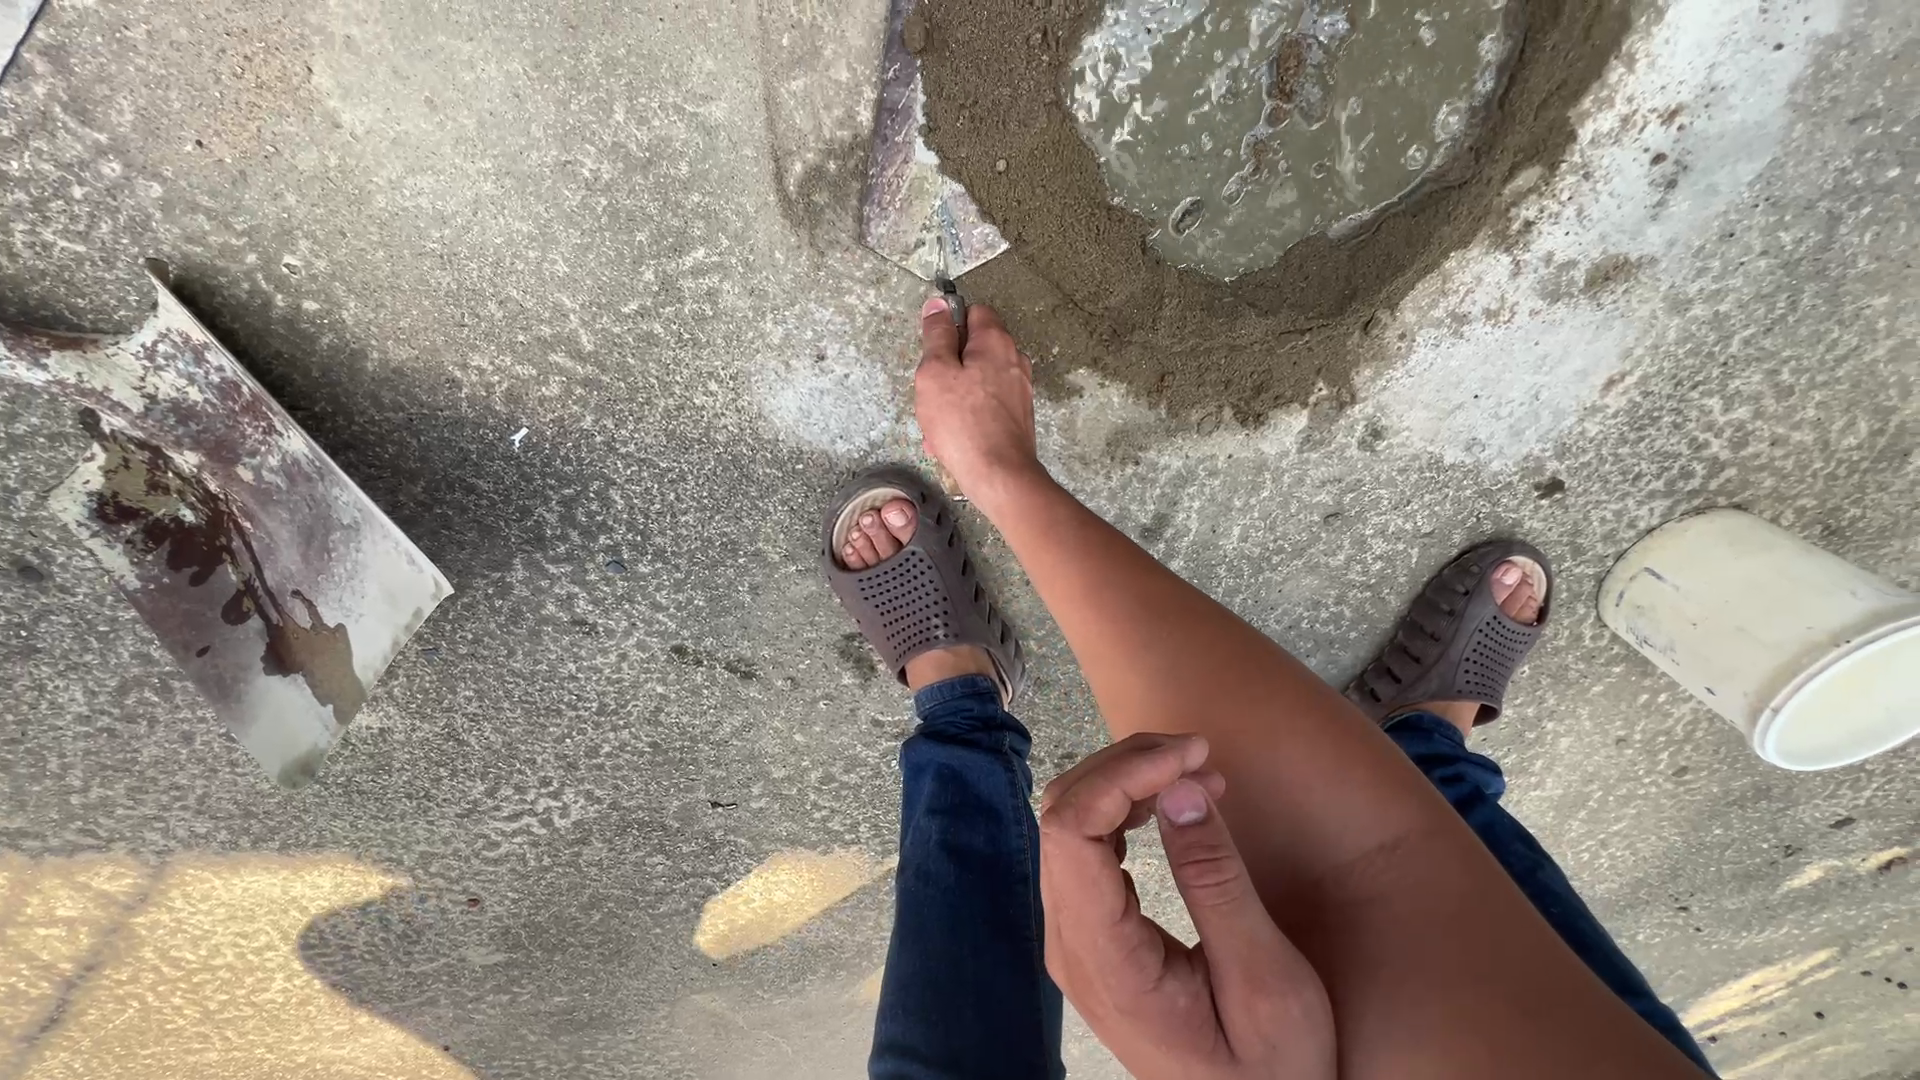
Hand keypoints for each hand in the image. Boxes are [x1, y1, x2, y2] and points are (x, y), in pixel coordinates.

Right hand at [915, 297, 1043, 504]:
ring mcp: (1020, 390)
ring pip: (978, 380)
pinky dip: (969, 415)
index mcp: (995, 341)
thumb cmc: (963, 424)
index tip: (933, 347)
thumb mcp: (935, 372)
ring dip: (955, 395)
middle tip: (933, 389)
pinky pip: (986, 406)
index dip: (949, 325)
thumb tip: (937, 305)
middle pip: (976, 348)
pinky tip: (953, 438)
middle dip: (950, 366)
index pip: (973, 311)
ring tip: (939, 422)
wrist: (999, 475)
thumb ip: (937, 335)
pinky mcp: (1018, 416)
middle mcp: (1015, 360)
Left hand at [1039, 733, 1335, 1079]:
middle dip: (1127, 765)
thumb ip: (1216, 883)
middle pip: (1064, 813)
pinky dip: (1128, 807)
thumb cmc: (1274, 1068)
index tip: (1191, 754)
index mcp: (1102, 959)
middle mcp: (1068, 939)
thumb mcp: (1268, 984)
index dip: (1122, 774)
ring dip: (1128, 780)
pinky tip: (1172, 801)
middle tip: (1200, 753)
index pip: (1070, 830)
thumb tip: (1179, 788)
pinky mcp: (1090, 927)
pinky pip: (1088, 844)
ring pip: (1071, 820)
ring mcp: (1073, 932)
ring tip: (1197, 770)